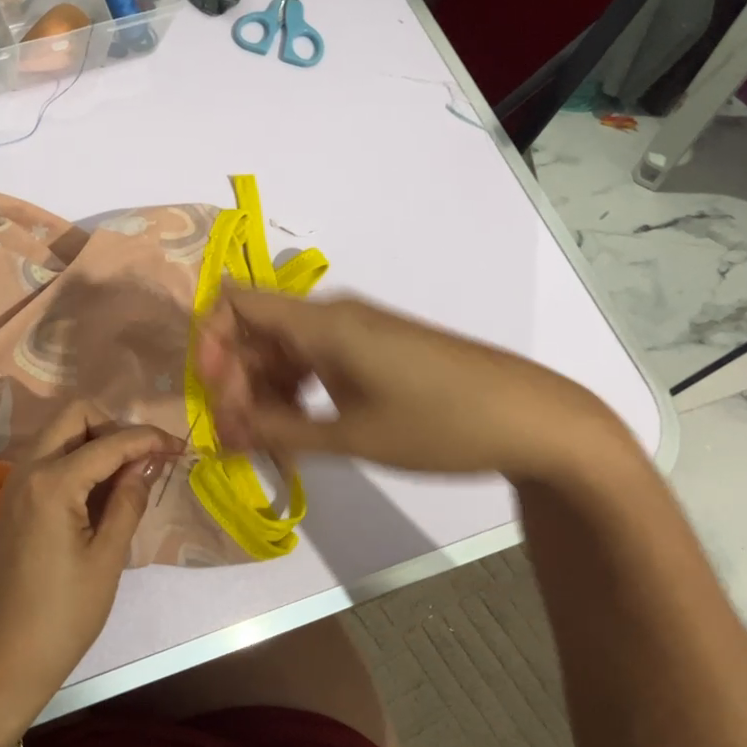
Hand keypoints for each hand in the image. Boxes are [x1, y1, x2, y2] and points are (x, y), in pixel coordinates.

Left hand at [0, 404, 172, 746]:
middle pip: (74, 416)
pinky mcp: (13, 500)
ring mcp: (15, 483)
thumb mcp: (107, 560)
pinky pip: (47, 458)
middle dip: (113, 426)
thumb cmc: (63, 616)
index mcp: (51, 482)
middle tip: (144, 460)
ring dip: (94, 441)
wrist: (5, 658)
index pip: (108, 441)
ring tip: (129, 476)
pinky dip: (76, 459)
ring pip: (59, 434)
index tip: (179, 447)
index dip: (147, 438)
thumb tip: (144, 463)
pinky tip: (101, 491)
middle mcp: (27, 469)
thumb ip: (127, 501)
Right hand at [194, 287, 629, 482]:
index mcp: (323, 323)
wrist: (537, 421)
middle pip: (255, 331)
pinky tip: (301, 430)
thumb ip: (280, 431)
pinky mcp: (372, 349)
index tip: (213, 394)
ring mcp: (355, 332)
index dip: (210, 342)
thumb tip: (222, 433)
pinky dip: (294, 390)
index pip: (236, 303)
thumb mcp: (353, 437)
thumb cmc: (442, 425)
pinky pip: (312, 360)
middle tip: (238, 436)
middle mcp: (332, 316)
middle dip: (236, 380)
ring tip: (267, 442)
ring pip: (282, 349)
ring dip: (264, 390)